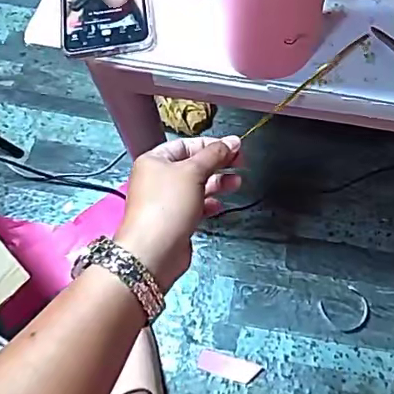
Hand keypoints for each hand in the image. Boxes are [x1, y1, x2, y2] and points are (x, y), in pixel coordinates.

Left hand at [114, 136, 240, 288]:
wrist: (154, 251)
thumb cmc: (166, 207)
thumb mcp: (194, 171)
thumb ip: (216, 154)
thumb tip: (232, 141)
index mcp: (155, 160)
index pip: (188, 144)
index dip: (212, 145)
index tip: (234, 147)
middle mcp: (158, 178)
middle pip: (194, 164)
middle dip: (218, 164)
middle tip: (239, 163)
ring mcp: (166, 200)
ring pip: (197, 185)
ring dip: (218, 183)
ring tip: (235, 183)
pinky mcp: (174, 219)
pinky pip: (195, 205)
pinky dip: (209, 203)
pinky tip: (218, 204)